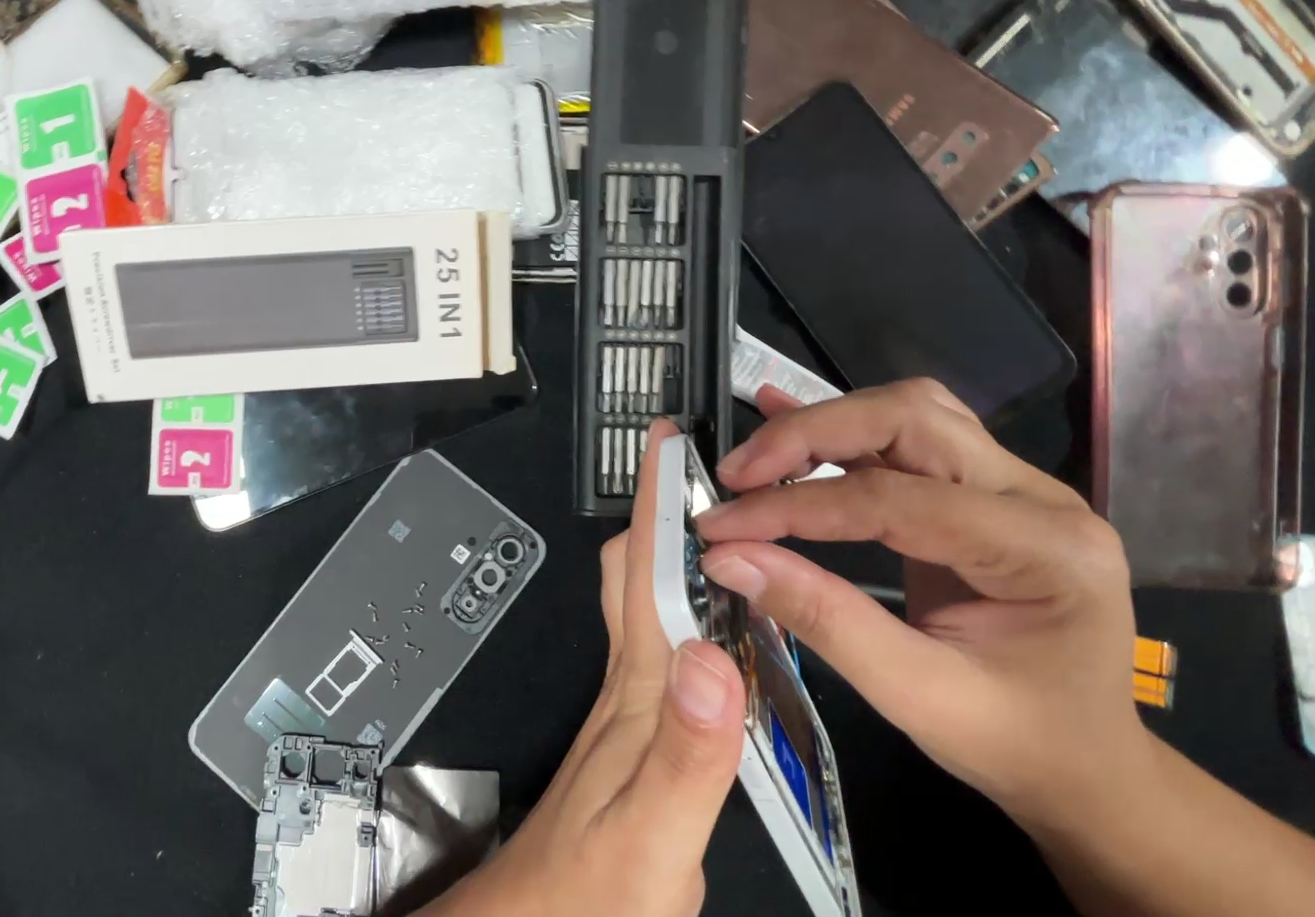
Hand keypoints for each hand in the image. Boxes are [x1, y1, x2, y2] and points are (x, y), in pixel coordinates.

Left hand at [422, 419, 746, 916]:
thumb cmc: (592, 890)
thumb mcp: (653, 834)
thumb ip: (688, 751)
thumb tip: (710, 653)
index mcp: (637, 693)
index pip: (644, 577)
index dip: (656, 506)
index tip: (669, 442)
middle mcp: (630, 686)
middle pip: (637, 579)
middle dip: (663, 515)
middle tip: (702, 469)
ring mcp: (630, 709)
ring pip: (648, 609)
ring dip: (676, 559)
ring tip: (722, 529)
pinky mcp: (639, 736)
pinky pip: (664, 651)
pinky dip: (689, 615)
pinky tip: (717, 626)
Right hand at [696, 379, 1146, 826]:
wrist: (1085, 764)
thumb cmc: (1014, 741)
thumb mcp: (914, 693)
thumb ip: (822, 616)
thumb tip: (727, 558)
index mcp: (1044, 551)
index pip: (892, 498)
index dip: (793, 506)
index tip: (719, 526)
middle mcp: (1036, 496)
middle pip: (906, 420)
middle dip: (807, 437)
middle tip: (735, 477)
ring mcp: (1012, 485)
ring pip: (905, 412)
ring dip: (822, 426)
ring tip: (756, 462)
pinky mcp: (979, 489)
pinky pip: (906, 434)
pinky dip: (840, 426)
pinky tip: (784, 413)